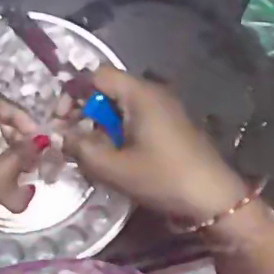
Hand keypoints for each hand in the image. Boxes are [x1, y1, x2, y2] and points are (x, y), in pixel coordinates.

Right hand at [68, 67, 247, 222]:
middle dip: (85, 111)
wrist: (214, 198)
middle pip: (108, 88)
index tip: (61, 120)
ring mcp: (165, 107)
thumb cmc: (163, 178)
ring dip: (102, 123)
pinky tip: (115, 155)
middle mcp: (153, 92)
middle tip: (71, 139)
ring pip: (121, 104)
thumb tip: (60, 134)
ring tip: (91, 151)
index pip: (97, 75)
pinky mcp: (171, 123)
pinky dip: (120, 130)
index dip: (74, 92)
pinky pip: (137, 116)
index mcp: (139, 93)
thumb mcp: (115, 168)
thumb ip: (81, 148)